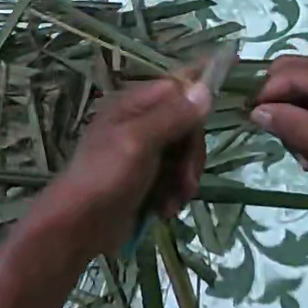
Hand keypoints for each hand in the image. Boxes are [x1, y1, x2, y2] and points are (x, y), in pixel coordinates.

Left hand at [39, 76, 211, 254]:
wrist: (78, 226)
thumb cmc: (105, 177)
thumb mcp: (139, 142)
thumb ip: (172, 116)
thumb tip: (204, 88)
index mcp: (133, 104)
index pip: (178, 86)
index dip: (201, 90)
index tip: (229, 81)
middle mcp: (139, 122)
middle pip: (186, 125)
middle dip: (191, 154)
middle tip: (186, 180)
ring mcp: (142, 151)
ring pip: (183, 155)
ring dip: (183, 180)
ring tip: (171, 203)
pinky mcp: (145, 177)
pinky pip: (173, 177)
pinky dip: (173, 194)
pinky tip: (163, 210)